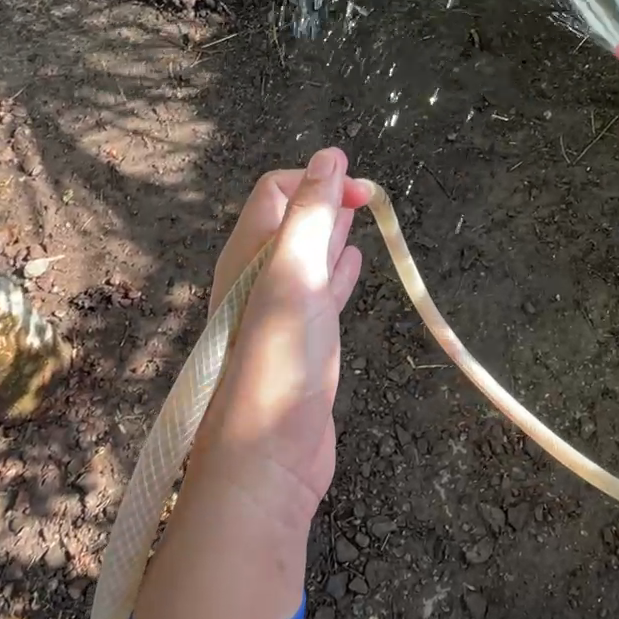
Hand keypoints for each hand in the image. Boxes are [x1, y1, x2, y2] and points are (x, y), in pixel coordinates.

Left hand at [192, 147, 370, 525]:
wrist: (265, 463)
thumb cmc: (277, 363)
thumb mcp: (294, 276)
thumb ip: (311, 214)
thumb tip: (330, 155)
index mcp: (248, 254)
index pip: (276, 191)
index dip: (316, 179)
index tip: (361, 190)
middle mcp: (260, 276)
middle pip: (293, 219)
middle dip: (328, 198)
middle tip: (369, 194)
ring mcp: (281, 311)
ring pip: (310, 254)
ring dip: (335, 230)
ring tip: (366, 215)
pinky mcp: (303, 342)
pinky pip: (323, 291)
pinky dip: (340, 270)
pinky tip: (358, 262)